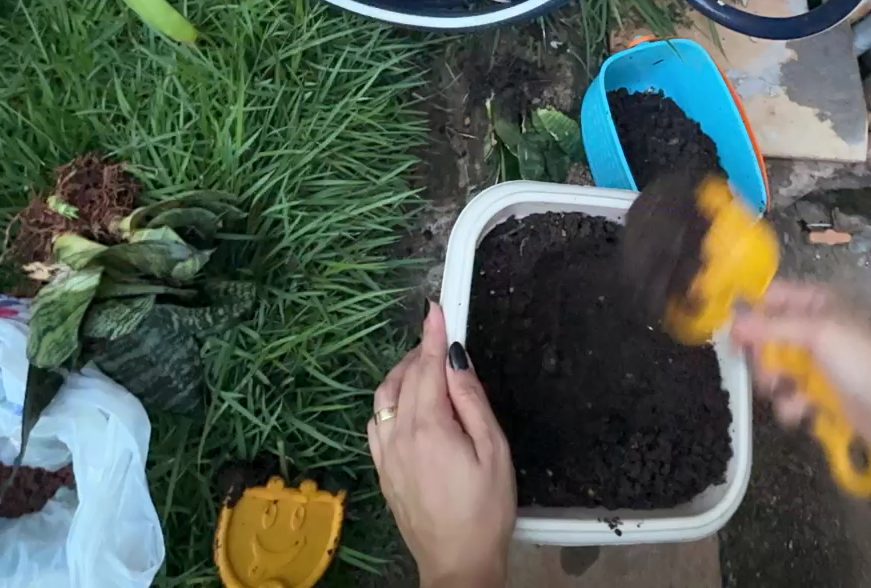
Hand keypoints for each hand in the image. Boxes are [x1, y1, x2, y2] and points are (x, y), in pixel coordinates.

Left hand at [368, 302, 514, 587]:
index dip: (433, 335)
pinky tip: (406, 401)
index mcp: (430, 428)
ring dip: (403, 372)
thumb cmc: (486, 508)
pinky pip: (377, 423)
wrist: (458, 564)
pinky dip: (390, 400)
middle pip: (405, 378)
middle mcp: (400, 437)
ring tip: (426, 364)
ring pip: (385, 397)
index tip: (435, 309)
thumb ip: (472, 400)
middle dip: (421, 350)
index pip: (428, 368)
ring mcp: (386, 456)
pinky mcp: (383, 471)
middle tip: (441, 335)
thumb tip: (456, 360)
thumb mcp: (493, 450)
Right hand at [728, 281, 870, 453]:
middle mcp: (815, 329)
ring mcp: (818, 364)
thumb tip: (731, 321)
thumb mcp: (818, 334)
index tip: (727, 327)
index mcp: (817, 303)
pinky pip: (790, 395)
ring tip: (783, 392)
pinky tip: (801, 412)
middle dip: (762, 354)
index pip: (773, 296)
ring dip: (774, 382)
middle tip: (761, 368)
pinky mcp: (820, 396)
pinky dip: (791, 404)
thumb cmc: (863, 363)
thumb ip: (771, 327)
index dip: (749, 308)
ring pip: (776, 367)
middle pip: (769, 335)